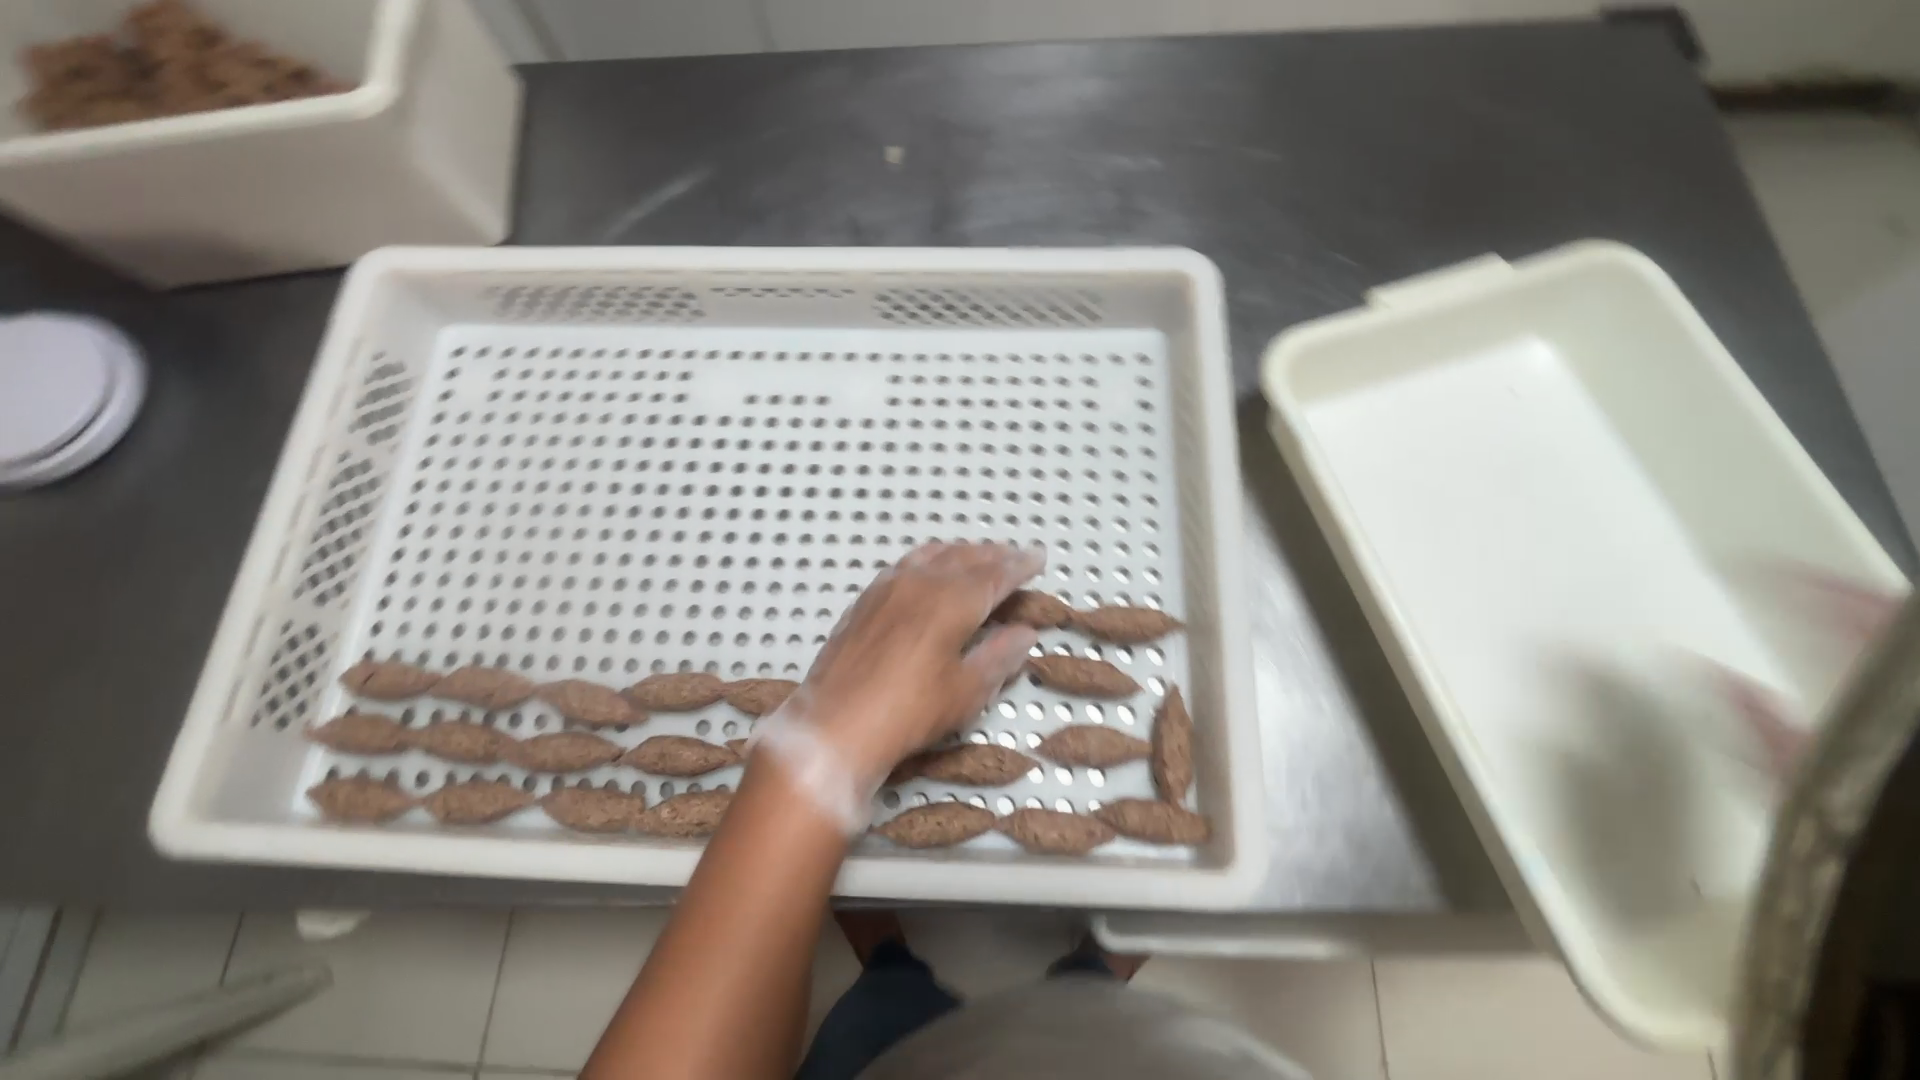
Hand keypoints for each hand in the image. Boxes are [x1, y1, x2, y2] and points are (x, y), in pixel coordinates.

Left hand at [772, 541, 1045, 785]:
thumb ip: (999, 655)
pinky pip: (905, 566)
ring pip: (932, 556)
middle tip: (1014, 558)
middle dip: (993, 555)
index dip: (1019, 565)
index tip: (1038, 558)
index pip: (995, 574)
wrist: (835, 725)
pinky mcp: (864, 601)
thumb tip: (1025, 632)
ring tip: (978, 559)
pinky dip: (929, 561)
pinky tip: (929, 573)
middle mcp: (920, 582)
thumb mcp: (966, 691)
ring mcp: (887, 587)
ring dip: (961, 553)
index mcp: (952, 600)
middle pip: (964, 557)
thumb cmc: (909, 712)